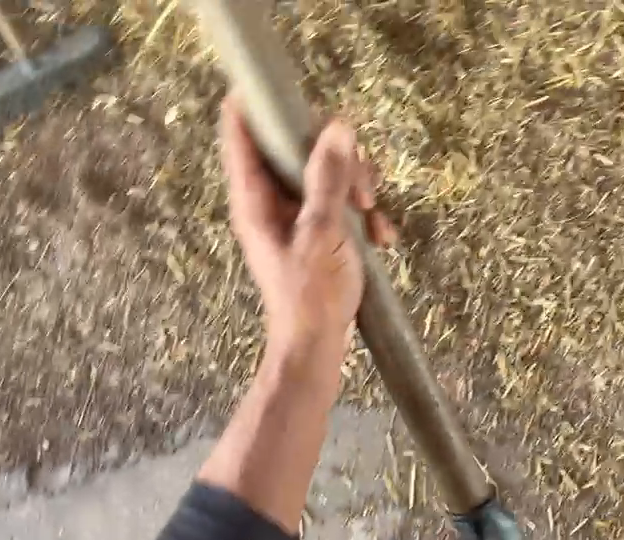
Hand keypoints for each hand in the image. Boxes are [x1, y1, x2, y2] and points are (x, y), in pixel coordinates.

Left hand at [220, 97, 395, 384]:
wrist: (316, 351)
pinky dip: (363, 215)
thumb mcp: (322, 235)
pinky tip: (382, 238)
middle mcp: (269, 203)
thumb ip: (328, 180)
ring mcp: (294, 219)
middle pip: (296, 145)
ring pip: (325, 173)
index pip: (242, 128)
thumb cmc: (310, 300)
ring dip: (358, 187)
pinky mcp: (317, 236)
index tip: (306, 108)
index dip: (266, 103)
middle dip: (338, 155)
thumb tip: (339, 129)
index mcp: (254, 199)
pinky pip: (340, 205)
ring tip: (375, 218)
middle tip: (362, 186)